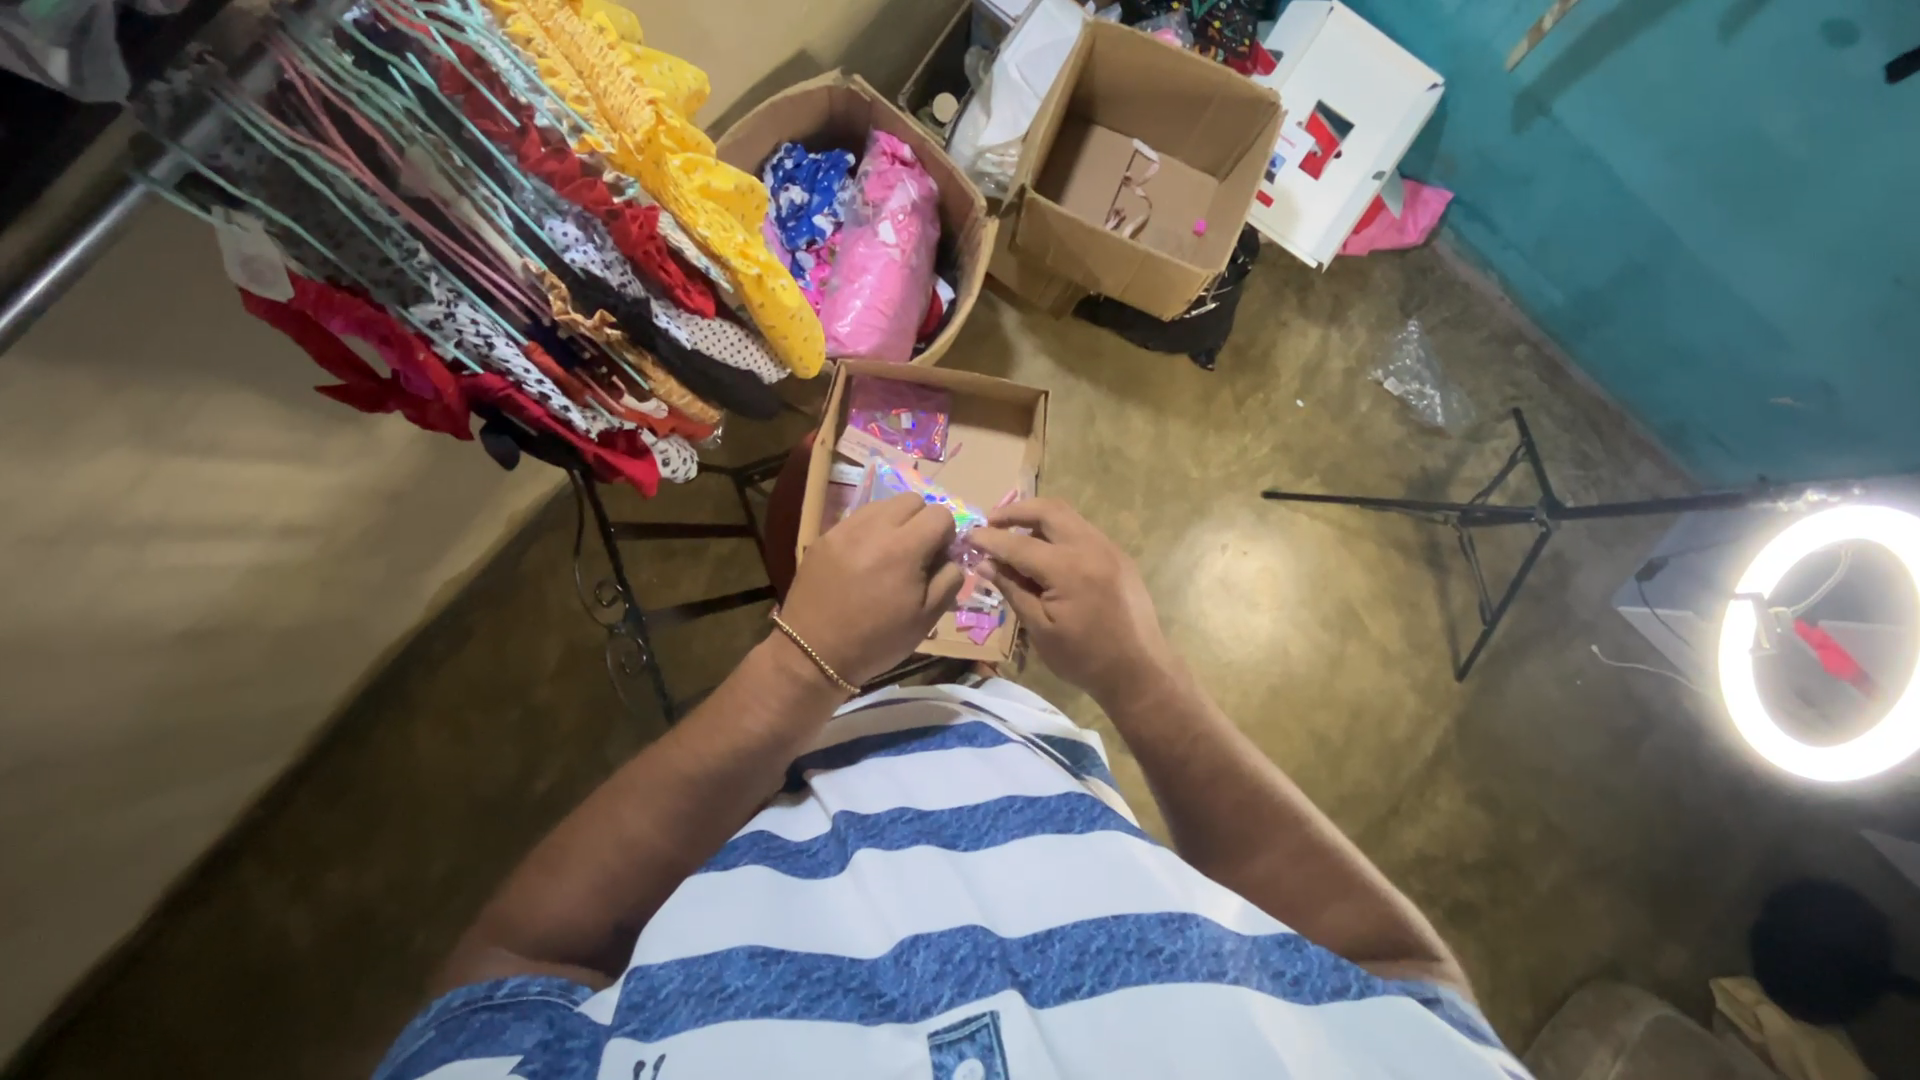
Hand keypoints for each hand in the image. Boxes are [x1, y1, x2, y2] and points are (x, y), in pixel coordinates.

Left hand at [779, 494, 966, 686]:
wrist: (813, 654)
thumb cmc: (877, 642)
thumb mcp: (926, 619)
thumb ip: (949, 580)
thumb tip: (951, 557)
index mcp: (903, 550)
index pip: (940, 515)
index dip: (946, 536)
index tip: (937, 559)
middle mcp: (873, 529)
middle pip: (912, 501)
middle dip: (922, 522)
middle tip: (915, 554)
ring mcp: (845, 530)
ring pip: (883, 505)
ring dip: (895, 523)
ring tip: (888, 555)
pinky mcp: (824, 537)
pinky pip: (856, 519)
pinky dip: (868, 532)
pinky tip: (863, 560)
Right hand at [968, 498, 1177, 704]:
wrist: (1139, 671)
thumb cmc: (1084, 658)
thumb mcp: (1039, 628)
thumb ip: (1012, 589)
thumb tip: (984, 563)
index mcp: (1067, 569)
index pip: (1018, 544)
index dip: (989, 539)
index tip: (968, 536)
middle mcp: (1090, 547)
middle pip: (1047, 510)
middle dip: (1015, 511)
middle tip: (991, 523)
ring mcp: (1108, 548)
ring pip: (1067, 516)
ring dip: (1038, 519)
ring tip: (1014, 537)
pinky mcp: (1118, 556)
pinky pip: (1082, 531)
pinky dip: (1058, 532)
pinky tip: (1045, 553)